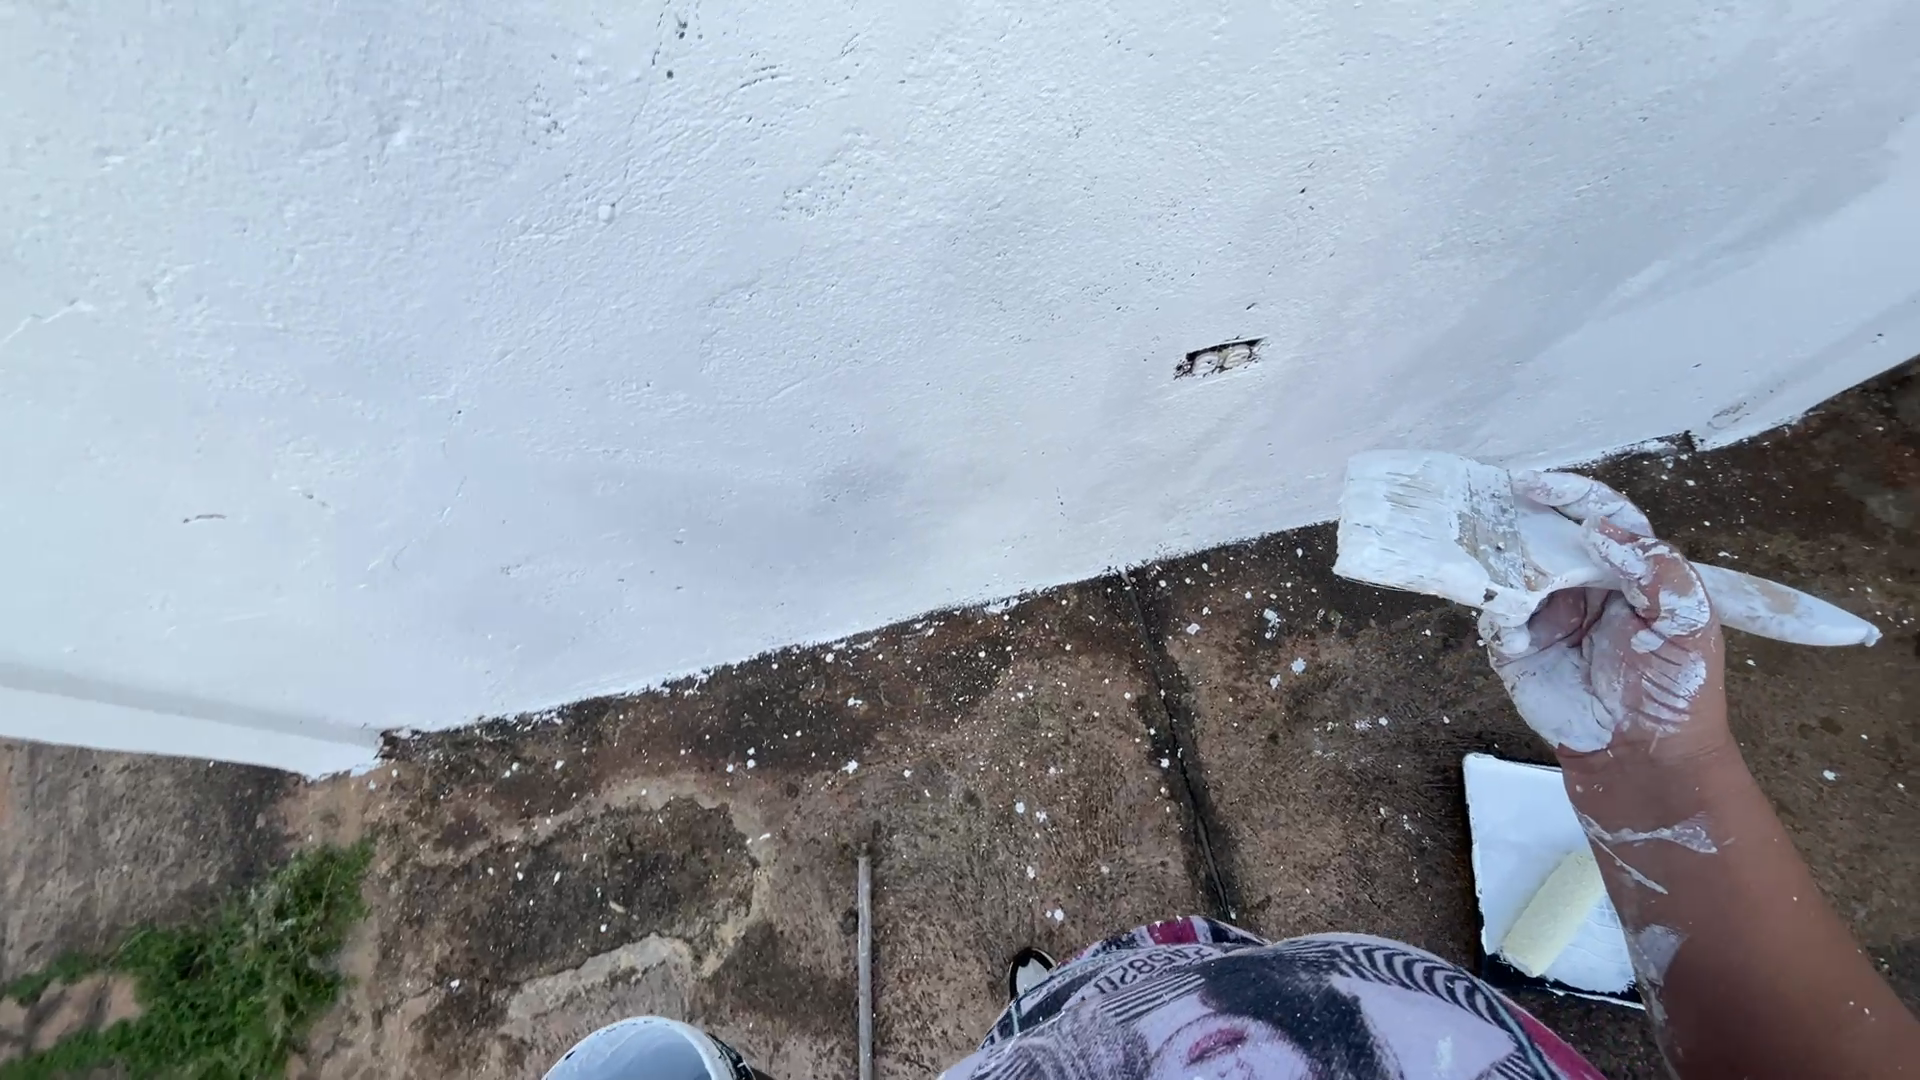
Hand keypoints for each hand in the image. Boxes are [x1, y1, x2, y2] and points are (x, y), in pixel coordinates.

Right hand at [1481, 472, 1731, 762]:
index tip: (1533, 484)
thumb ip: (1659, 573)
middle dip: (1517, 525)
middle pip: (1542, 538)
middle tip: (1491, 513)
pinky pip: (1494, 617)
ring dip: (1504, 576)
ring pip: (1508, 574)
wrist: (1638, 752)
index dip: (1569, 495)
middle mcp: (1579, 583)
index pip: (1599, 518)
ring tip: (1515, 595)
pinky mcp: (1511, 642)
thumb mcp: (1689, 626)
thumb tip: (1601, 532)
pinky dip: (1502, 623)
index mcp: (1626, 571)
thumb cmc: (1675, 689)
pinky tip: (1520, 643)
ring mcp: (1541, 611)